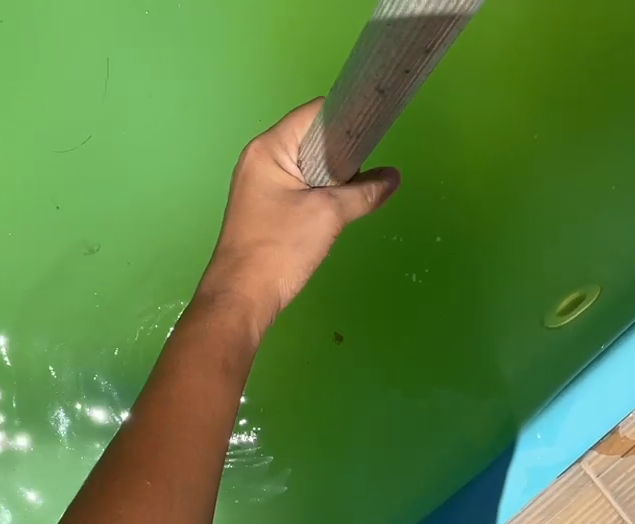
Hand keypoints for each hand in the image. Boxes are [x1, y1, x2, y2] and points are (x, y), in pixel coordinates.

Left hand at [196, 99, 401, 328]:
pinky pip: (299, 192)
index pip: (315, 114)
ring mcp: (259, 188)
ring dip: (333, 180)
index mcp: (269, 149)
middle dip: (343, 154)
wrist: (241, 299)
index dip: (347, 119)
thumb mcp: (328, 215)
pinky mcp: (264, 212)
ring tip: (355, 195)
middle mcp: (260, 161)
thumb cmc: (280, 249)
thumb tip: (393, 178)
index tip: (376, 133)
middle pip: (312, 141)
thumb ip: (363, 193)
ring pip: (307, 170)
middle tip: (368, 173)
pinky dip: (320, 197)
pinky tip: (336, 213)